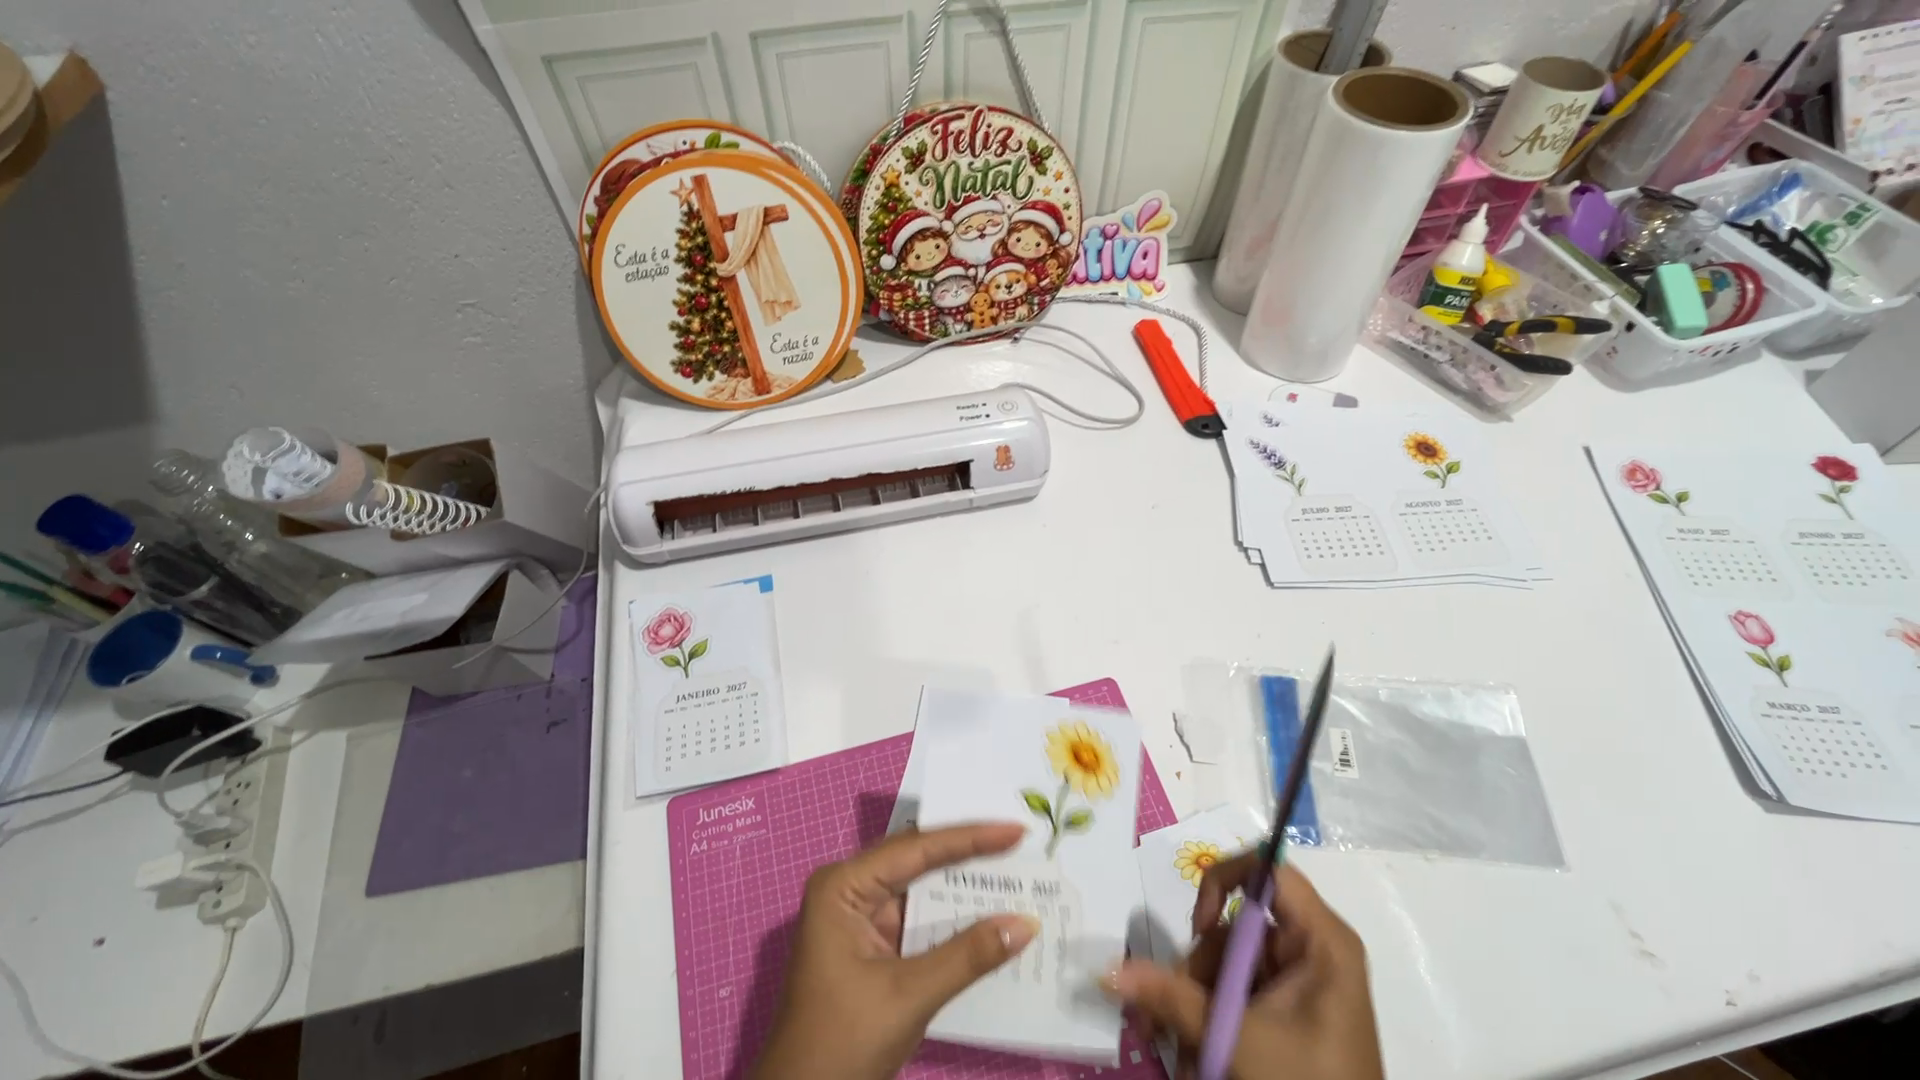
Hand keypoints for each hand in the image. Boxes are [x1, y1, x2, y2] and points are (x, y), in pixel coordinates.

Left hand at [749, 823, 1039, 1079]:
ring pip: (922, 892)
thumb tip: (1026, 922)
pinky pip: (920, 923)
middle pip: (919, 862)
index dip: (970, 838)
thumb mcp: (909, 995)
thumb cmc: (843, 1041)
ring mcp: (860, 921)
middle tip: (1020, 843)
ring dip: (964, 890)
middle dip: (969, 856)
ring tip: (1016, 873)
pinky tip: (991, 919)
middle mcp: (850, 892)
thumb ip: (968, 955)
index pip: (916, 849)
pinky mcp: (873, 949)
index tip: (1016, 829)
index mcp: (843, 887)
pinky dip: (954, 922)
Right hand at [1102, 854, 1381, 1079]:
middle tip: (1165, 1009)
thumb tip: (1108, 970)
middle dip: (1196, 970)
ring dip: (1194, 1000)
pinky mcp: (1284, 1013)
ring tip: (1173, 1042)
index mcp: (1320, 942)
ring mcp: (1295, 984)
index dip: (1227, 880)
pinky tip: (1194, 1052)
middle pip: (1235, 927)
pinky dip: (1208, 1017)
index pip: (1270, 873)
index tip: (1197, 924)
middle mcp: (1308, 952)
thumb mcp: (1236, 1039)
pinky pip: (1234, 995)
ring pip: (1226, 964)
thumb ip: (1171, 998)